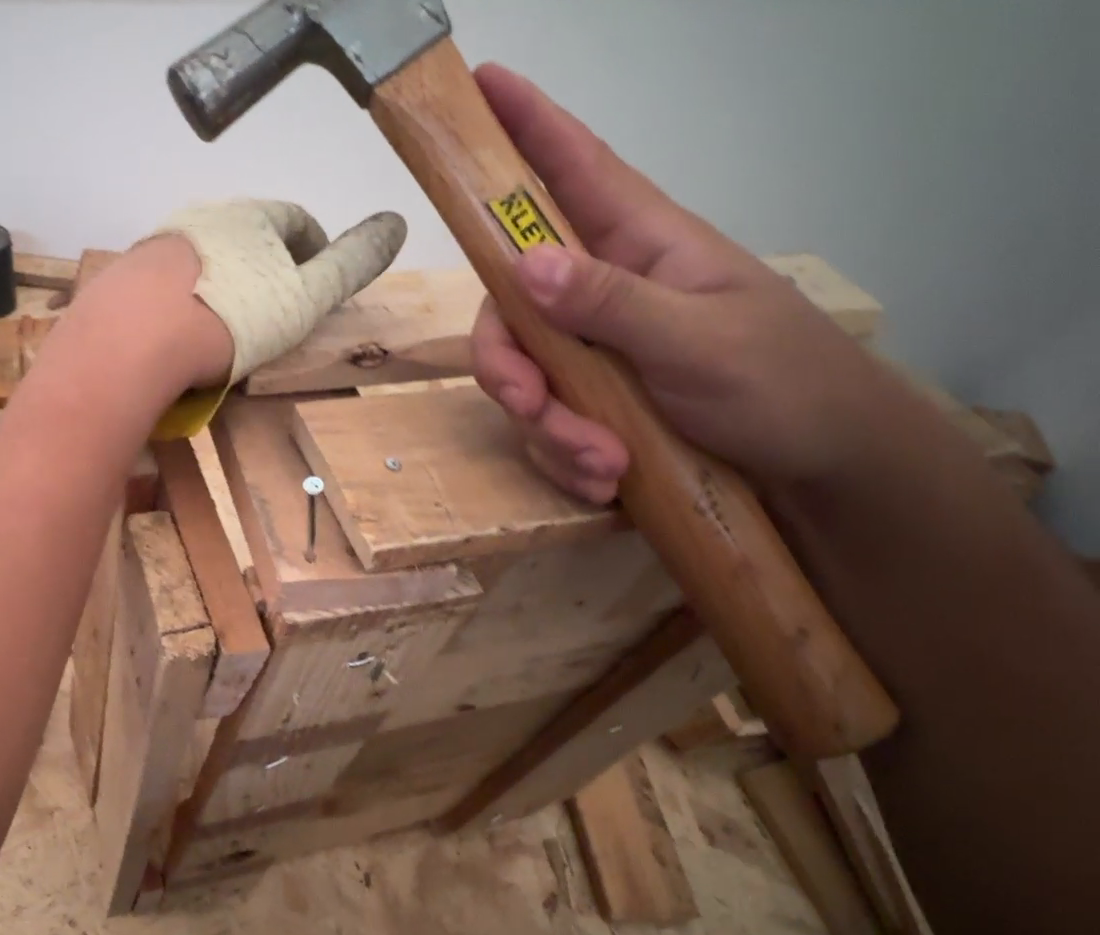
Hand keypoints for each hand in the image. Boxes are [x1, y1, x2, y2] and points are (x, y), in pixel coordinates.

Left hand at [65, 199, 404, 438]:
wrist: (133, 339)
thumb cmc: (232, 318)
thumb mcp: (305, 298)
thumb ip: (349, 265)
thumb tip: (397, 222)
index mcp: (252, 216)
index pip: (296, 220)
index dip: (314, 249)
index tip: (317, 282)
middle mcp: (204, 217)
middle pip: (246, 235)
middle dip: (265, 264)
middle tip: (273, 307)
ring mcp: (159, 245)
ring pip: (204, 257)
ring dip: (221, 281)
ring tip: (225, 325)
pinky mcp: (125, 276)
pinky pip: (165, 283)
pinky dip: (181, 300)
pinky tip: (180, 333)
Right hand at [469, 64, 902, 503]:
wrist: (819, 471)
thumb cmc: (783, 384)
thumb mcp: (701, 341)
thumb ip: (612, 303)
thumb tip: (523, 262)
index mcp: (640, 247)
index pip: (574, 170)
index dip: (528, 126)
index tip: (483, 85)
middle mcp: (601, 293)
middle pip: (508, 304)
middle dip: (511, 366)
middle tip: (534, 407)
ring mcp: (592, 352)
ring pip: (521, 376)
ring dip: (550, 433)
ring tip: (604, 466)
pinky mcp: (591, 404)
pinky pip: (542, 426)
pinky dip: (565, 459)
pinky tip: (607, 481)